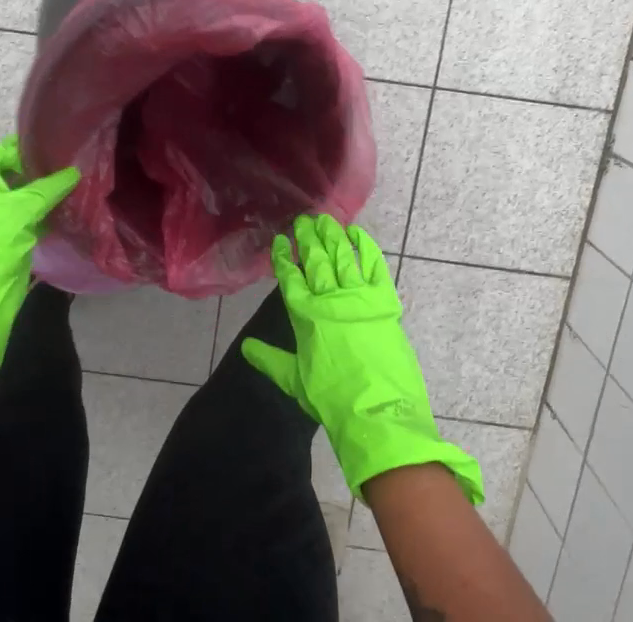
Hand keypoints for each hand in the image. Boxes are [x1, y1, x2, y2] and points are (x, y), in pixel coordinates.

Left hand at [0, 137, 78, 412]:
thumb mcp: (21, 210)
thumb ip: (48, 189)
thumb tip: (75, 172)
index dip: (21, 147)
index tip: (52, 148)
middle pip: (14, 177)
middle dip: (41, 171)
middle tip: (73, 166)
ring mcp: (0, 225)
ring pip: (25, 201)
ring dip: (48, 195)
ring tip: (78, 187)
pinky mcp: (12, 245)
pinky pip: (32, 222)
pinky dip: (49, 216)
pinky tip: (71, 215)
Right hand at [242, 215, 482, 503]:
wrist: (376, 412)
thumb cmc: (332, 399)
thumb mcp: (295, 381)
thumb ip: (271, 361)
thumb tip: (247, 348)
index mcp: (305, 315)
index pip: (289, 277)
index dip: (282, 257)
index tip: (279, 241)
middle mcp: (329, 298)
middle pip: (316, 259)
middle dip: (306, 238)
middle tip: (302, 221)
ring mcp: (359, 296)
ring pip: (342, 256)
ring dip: (332, 236)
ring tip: (325, 220)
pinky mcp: (385, 301)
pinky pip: (374, 265)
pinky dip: (365, 247)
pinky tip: (357, 234)